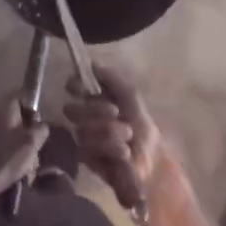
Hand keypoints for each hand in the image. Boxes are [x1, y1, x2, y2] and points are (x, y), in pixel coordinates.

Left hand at [0, 95, 48, 201]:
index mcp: (6, 110)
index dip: (32, 102)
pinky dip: (14, 143)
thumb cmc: (10, 157)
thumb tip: (42, 124)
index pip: (20, 94)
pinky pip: (6, 138)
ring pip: (11, 125)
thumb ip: (41, 128)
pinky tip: (20, 157)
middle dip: (28, 120)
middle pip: (16, 111)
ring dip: (22, 133)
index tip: (42, 113)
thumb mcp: (33, 141)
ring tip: (32, 149)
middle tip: (39, 134)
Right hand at [64, 64, 167, 213]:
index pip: (74, 87)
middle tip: (116, 114)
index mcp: (96, 101)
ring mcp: (83, 138)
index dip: (75, 85)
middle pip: (73, 110)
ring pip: (83, 130)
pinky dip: (109, 148)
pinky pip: (88, 148)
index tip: (78, 87)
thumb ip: (113, 80)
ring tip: (127, 140)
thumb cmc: (143, 130)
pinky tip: (122, 153)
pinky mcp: (85, 159)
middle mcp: (85, 118)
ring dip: (109, 133)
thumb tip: (92, 63)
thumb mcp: (132, 99)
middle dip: (96, 111)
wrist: (152, 163)